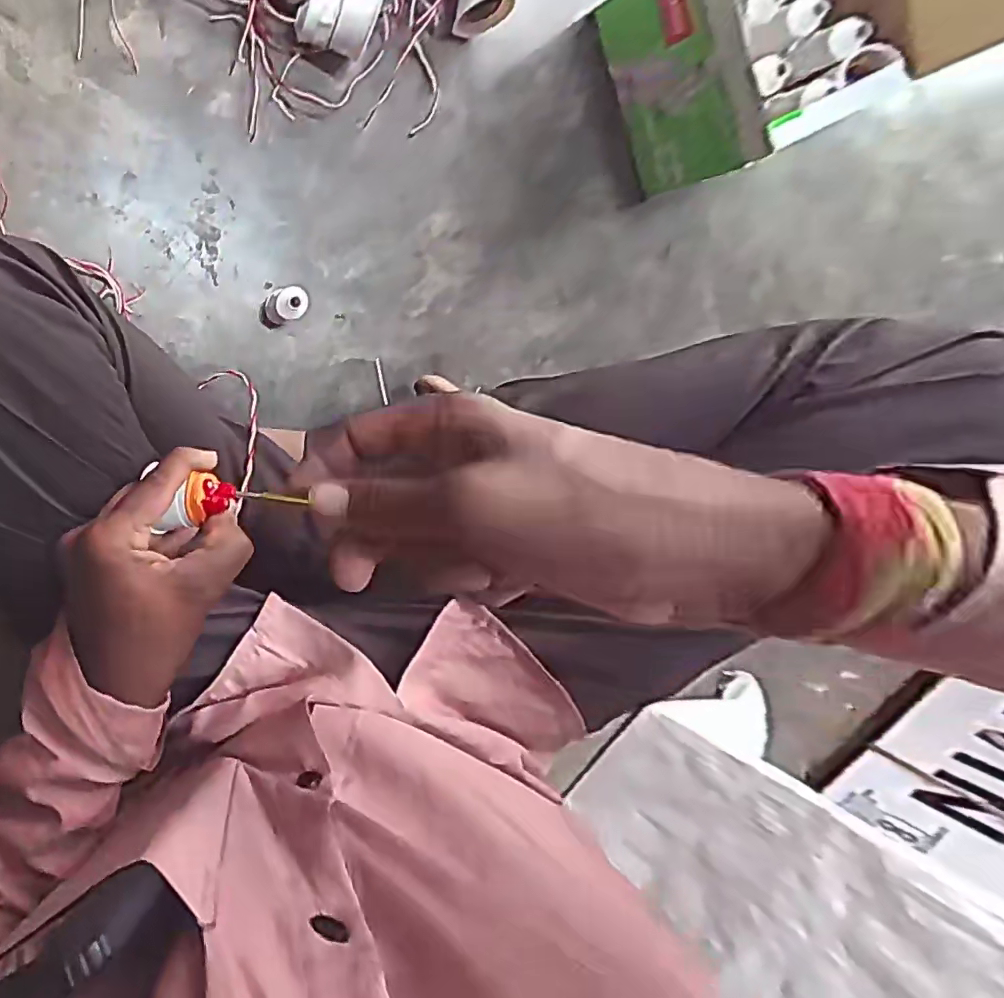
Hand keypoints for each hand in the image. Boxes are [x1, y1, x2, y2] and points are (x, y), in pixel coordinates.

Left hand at [61, 448, 254, 706]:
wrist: (113, 687)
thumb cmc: (155, 641)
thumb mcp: (201, 588)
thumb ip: (225, 541)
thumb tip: (226, 511)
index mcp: (107, 535)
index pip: (153, 482)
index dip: (188, 463)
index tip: (213, 458)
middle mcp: (85, 533)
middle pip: (142, 495)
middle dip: (180, 497)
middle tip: (212, 508)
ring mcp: (78, 548)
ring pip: (134, 514)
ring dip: (166, 519)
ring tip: (195, 536)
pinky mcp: (82, 562)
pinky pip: (124, 532)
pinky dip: (151, 536)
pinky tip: (173, 553)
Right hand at [289, 393, 832, 627]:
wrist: (703, 556)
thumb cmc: (579, 511)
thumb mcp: (469, 504)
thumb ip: (382, 504)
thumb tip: (310, 500)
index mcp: (442, 425)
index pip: (353, 440)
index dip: (320, 474)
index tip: (300, 518)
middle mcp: (452, 458)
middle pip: (373, 493)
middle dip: (366, 534)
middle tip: (354, 576)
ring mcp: (476, 502)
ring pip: (409, 534)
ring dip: (425, 560)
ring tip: (475, 568)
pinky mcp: (500, 541)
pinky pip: (449, 560)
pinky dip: (463, 575)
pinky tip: (501, 578)